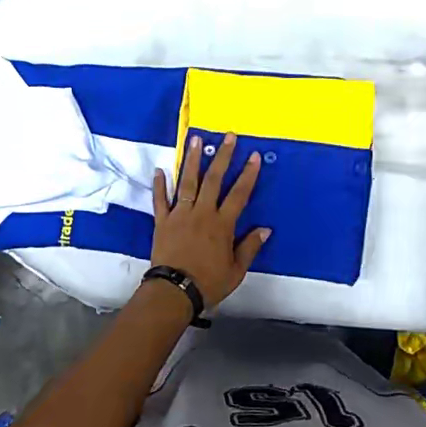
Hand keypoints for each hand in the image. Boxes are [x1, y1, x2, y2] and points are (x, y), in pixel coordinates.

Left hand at [150, 132, 269, 307]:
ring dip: (191, 160)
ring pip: (187, 182)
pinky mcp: (162, 221)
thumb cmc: (209, 282)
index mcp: (222, 224)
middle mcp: (202, 213)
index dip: (248, 174)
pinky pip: (160, 199)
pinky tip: (160, 170)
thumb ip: (250, 247)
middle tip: (228, 136)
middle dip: (222, 156)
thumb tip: (265, 229)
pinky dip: (159, 185)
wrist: (175, 290)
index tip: (254, 156)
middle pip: (213, 179)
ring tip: (195, 140)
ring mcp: (180, 215)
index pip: (239, 194)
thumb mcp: (236, 269)